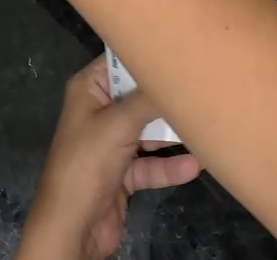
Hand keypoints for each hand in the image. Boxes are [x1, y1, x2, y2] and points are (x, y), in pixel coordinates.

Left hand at [18, 57, 202, 259]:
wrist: (72, 226)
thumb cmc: (88, 162)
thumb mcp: (118, 124)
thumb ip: (148, 100)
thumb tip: (177, 74)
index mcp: (89, 89)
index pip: (119, 62)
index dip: (146, 56)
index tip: (180, 51)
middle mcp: (99, 111)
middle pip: (137, 97)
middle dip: (165, 98)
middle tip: (200, 90)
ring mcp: (111, 143)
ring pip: (147, 131)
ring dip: (172, 134)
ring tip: (204, 127)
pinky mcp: (122, 173)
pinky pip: (150, 163)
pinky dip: (169, 165)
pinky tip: (195, 165)